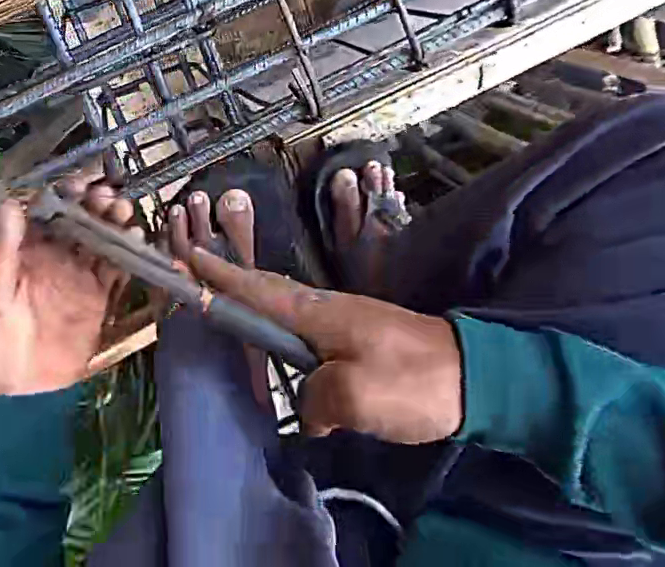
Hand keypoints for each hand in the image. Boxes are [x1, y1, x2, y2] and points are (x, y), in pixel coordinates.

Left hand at [0, 180, 132, 395]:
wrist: (24, 395)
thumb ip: (6, 249)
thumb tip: (10, 202)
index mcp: (25, 252)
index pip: (46, 213)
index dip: (62, 195)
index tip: (77, 182)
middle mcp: (54, 257)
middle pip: (77, 221)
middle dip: (92, 203)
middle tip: (106, 193)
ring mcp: (77, 276)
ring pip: (98, 239)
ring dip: (111, 221)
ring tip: (122, 209)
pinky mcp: (97, 297)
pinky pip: (113, 269)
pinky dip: (126, 252)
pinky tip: (135, 237)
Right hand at [186, 248, 462, 443]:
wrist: (477, 377)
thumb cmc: (413, 380)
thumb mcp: (358, 397)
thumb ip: (317, 399)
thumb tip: (308, 408)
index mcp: (316, 312)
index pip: (256, 288)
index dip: (220, 275)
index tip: (188, 256)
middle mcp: (322, 308)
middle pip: (263, 289)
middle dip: (227, 281)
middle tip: (194, 279)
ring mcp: (341, 320)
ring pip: (282, 309)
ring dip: (252, 304)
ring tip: (226, 313)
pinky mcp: (357, 338)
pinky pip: (303, 330)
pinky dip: (279, 329)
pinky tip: (279, 350)